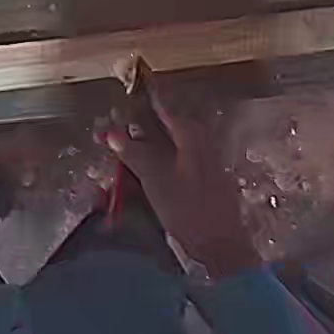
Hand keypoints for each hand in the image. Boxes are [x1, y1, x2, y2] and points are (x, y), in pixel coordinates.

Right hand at [102, 60, 259, 278]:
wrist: (222, 247)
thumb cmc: (188, 210)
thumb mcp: (156, 181)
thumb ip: (134, 154)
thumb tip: (112, 132)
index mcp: (192, 139)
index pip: (168, 110)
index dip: (151, 99)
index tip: (137, 87)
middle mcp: (202, 146)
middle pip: (173, 126)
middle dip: (150, 121)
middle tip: (128, 118)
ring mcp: (207, 165)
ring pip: (177, 144)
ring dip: (155, 141)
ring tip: (134, 142)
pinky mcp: (206, 182)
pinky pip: (181, 160)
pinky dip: (164, 158)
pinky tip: (152, 168)